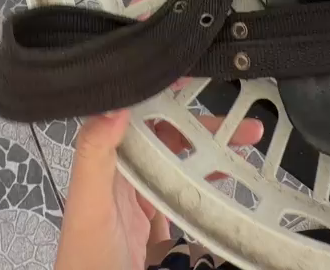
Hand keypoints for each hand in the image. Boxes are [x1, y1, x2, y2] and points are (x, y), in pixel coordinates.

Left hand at [55, 110, 265, 269]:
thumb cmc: (84, 261)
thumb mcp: (88, 204)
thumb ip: (95, 154)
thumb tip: (113, 106)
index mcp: (108, 161)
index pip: (138, 114)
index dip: (165, 94)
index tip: (194, 78)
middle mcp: (126, 176)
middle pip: (170, 138)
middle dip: (205, 127)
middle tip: (242, 124)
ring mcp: (144, 202)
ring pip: (183, 166)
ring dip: (212, 155)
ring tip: (245, 146)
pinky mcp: (157, 229)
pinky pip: (188, 200)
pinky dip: (209, 188)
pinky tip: (227, 183)